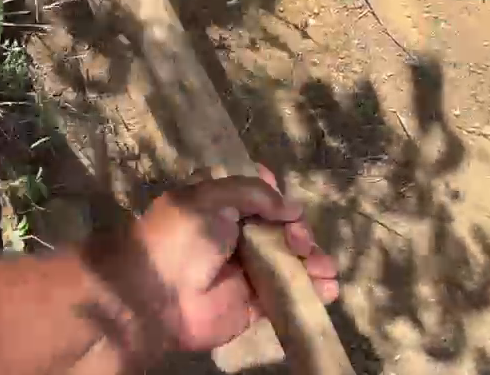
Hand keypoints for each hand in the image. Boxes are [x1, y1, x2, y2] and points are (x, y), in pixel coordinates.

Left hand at [105, 170, 339, 352]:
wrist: (161, 294)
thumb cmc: (182, 236)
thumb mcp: (209, 198)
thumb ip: (250, 193)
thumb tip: (290, 206)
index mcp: (214, 201)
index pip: (250, 190)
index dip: (272, 192)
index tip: (283, 198)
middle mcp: (232, 230)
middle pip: (277, 225)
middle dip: (297, 229)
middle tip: (299, 240)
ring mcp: (245, 266)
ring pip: (288, 258)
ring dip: (312, 259)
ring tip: (323, 267)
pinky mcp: (255, 300)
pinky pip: (289, 292)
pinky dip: (313, 289)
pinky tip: (328, 287)